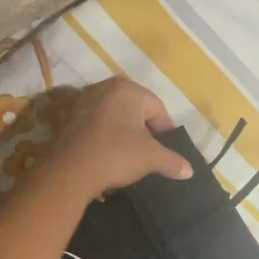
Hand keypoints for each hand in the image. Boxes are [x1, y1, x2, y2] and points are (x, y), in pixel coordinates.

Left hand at [41, 78, 192, 199]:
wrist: (69, 171)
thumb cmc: (116, 154)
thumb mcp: (151, 158)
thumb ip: (173, 161)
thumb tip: (189, 171)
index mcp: (128, 89)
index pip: (158, 109)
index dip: (165, 132)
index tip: (166, 151)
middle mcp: (105, 87)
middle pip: (136, 110)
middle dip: (144, 130)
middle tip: (149, 153)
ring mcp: (84, 101)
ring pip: (116, 116)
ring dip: (125, 133)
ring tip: (129, 155)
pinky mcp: (70, 117)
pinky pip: (98, 124)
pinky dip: (106, 136)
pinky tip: (109, 154)